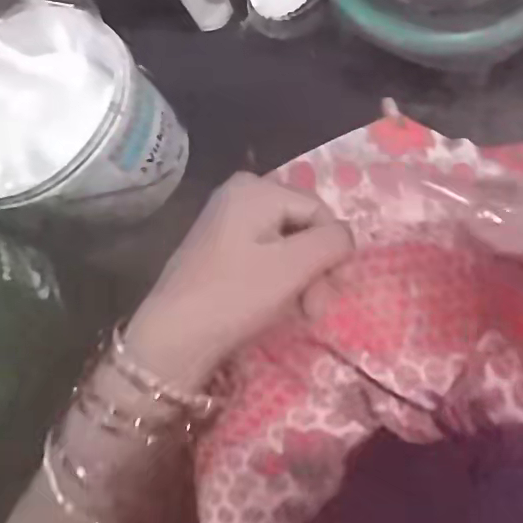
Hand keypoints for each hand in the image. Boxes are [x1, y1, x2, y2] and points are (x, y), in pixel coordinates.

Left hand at [125, 172, 352, 389]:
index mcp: (256, 187)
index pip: (320, 211)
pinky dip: (280, 278)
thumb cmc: (234, 295)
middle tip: (315, 309)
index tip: (330, 293)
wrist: (174, 335)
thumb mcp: (292, 268)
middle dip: (317, 267)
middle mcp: (241, 192)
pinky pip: (266, 252)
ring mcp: (229, 217)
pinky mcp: (222, 244)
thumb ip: (331, 243)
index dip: (333, 251)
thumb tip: (347, 236)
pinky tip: (279, 305)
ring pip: (288, 242)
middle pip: (303, 225)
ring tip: (300, 313)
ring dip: (302, 278)